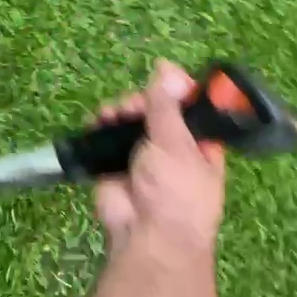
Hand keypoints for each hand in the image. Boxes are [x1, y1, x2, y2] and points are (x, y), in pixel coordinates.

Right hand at [93, 60, 226, 263]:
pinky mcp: (115, 159)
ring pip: (127, 118)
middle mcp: (172, 147)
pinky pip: (106, 132)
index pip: (187, 108)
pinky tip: (97, 123)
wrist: (145, 230)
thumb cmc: (175, 190)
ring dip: (117, 111)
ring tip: (110, 116)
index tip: (158, 82)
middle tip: (131, 108)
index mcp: (199, 146)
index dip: (172, 93)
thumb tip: (169, 66)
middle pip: (153, 109)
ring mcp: (142, 154)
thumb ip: (167, 104)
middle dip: (138, 103)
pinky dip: (99, 124)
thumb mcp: (176, 143)